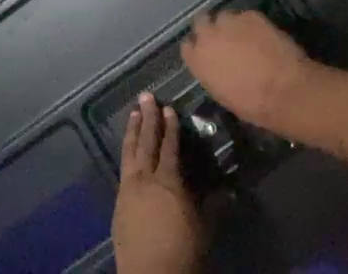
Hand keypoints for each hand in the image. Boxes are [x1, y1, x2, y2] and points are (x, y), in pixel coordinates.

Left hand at [112, 92, 203, 273]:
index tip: (169, 107)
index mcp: (168, 181)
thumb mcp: (204, 228)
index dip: (170, 126)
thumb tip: (228, 190)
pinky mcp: (119, 205)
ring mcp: (128, 191)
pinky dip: (126, 154)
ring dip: (132, 131)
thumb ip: (213, 205)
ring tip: (133, 114)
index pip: (170, 146)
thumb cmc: (182, 252)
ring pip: (130, 153)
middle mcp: (145, 179)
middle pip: (147, 142)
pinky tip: (128, 151)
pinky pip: (123, 170)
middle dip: (148, 118)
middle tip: (146, 96)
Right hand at [181, 10, 318, 131]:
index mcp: (198, 60)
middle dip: (210, 28)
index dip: (198, 48)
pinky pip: (246, 16)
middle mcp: (208, 36)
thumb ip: (213, 74)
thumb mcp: (223, 95)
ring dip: (231, 25)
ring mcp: (230, 22)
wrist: (285, 91)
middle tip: (224, 39)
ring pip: (224, 16)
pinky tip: (262, 36)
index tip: (207, 53)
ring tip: (245, 36)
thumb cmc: (254, 105)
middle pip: (201, 22)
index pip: (187, 46)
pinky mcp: (251, 15)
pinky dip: (251, 24)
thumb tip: (217, 66)